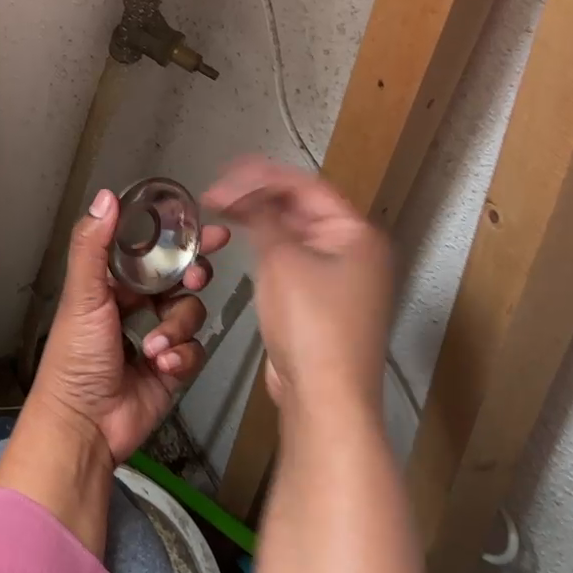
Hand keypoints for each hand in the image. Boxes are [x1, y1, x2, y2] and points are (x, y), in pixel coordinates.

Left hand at [27, 187, 227, 461]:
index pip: (150, 250)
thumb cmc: (74, 358)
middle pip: (179, 279)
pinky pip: (195, 349)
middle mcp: (135, 306)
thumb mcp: (82, 296)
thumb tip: (105, 197)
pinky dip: (182, 357)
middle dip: (190, 278)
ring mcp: (156, 336)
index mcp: (111, 284)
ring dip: (177, 327)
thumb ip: (94, 246)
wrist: (86, 424)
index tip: (207, 231)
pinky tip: (162, 367)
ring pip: (190, 313)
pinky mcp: (172, 368)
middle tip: (193, 280)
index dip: (177, 239)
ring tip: (155, 348)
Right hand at [203, 156, 393, 415]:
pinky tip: (241, 241)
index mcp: (356, 233)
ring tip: (222, 211)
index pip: (305, 185)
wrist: (324, 396)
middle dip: (257, 196)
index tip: (223, 176)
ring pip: (295, 232)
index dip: (261, 176)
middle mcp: (355, 250)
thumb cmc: (311, 325)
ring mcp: (340, 276)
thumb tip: (244, 194)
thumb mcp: (281, 259)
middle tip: (216, 194)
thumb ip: (262, 217)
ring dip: (260, 219)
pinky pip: (293, 258)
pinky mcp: (322, 300)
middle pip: (301, 207)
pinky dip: (267, 245)